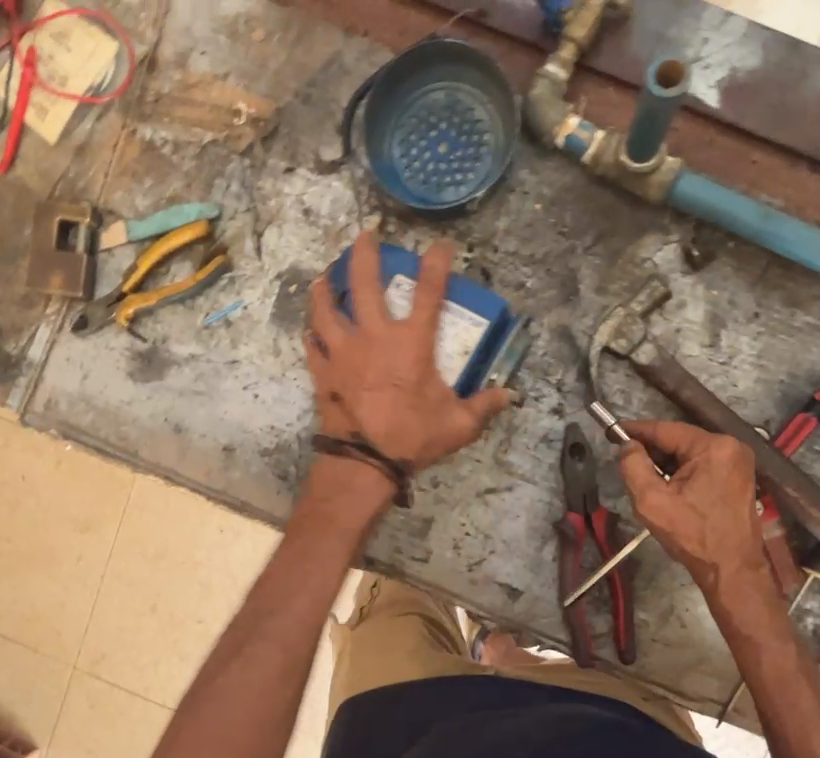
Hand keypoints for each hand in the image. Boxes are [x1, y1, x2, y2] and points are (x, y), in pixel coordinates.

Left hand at [306, 232, 510, 472]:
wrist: (364, 462)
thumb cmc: (412, 438)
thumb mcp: (458, 425)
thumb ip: (484, 406)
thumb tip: (509, 395)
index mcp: (412, 343)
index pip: (429, 291)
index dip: (436, 264)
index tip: (441, 246)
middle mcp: (374, 336)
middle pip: (365, 282)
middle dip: (364, 252)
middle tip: (365, 234)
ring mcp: (343, 352)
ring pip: (326, 308)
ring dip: (325, 286)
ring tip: (325, 275)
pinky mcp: (323, 372)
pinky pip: (312, 344)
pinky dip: (311, 333)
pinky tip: (310, 328)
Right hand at [617, 419, 766, 590]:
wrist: (731, 567)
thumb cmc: (692, 535)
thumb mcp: (652, 502)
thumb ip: (634, 467)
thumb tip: (627, 446)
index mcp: (713, 447)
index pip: (666, 429)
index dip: (637, 430)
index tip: (613, 431)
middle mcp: (731, 446)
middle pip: (679, 440)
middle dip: (652, 451)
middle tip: (626, 462)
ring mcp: (738, 461)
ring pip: (690, 453)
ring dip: (666, 463)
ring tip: (644, 479)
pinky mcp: (739, 476)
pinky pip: (702, 465)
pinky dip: (682, 472)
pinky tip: (667, 487)